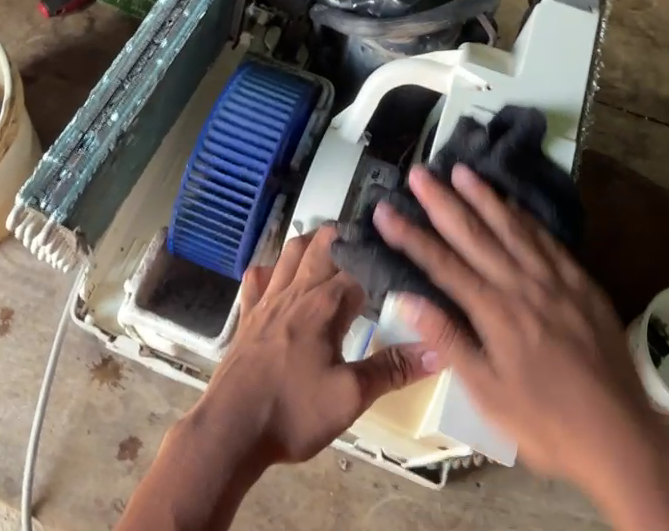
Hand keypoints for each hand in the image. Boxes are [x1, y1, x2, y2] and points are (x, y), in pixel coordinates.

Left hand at [197, 225, 434, 465]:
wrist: (229, 431)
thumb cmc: (292, 411)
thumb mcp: (350, 397)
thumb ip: (392, 370)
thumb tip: (439, 350)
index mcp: (324, 305)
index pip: (358, 267)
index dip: (380, 260)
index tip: (400, 256)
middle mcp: (295, 292)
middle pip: (320, 245)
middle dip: (344, 237)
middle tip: (367, 242)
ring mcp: (266, 301)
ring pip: (288, 254)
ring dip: (310, 244)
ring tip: (330, 248)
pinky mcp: (246, 318)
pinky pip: (257, 278)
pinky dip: (271, 268)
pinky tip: (279, 278)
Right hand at [375, 165, 668, 530]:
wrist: (622, 437)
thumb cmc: (546, 424)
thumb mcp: (488, 394)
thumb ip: (448, 341)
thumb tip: (407, 299)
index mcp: (496, 313)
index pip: (442, 264)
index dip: (410, 235)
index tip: (384, 209)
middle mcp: (523, 286)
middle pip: (475, 234)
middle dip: (442, 201)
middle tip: (419, 172)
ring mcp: (557, 281)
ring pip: (513, 227)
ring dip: (484, 196)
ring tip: (461, 170)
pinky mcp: (583, 284)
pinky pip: (549, 240)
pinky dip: (526, 217)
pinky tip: (513, 203)